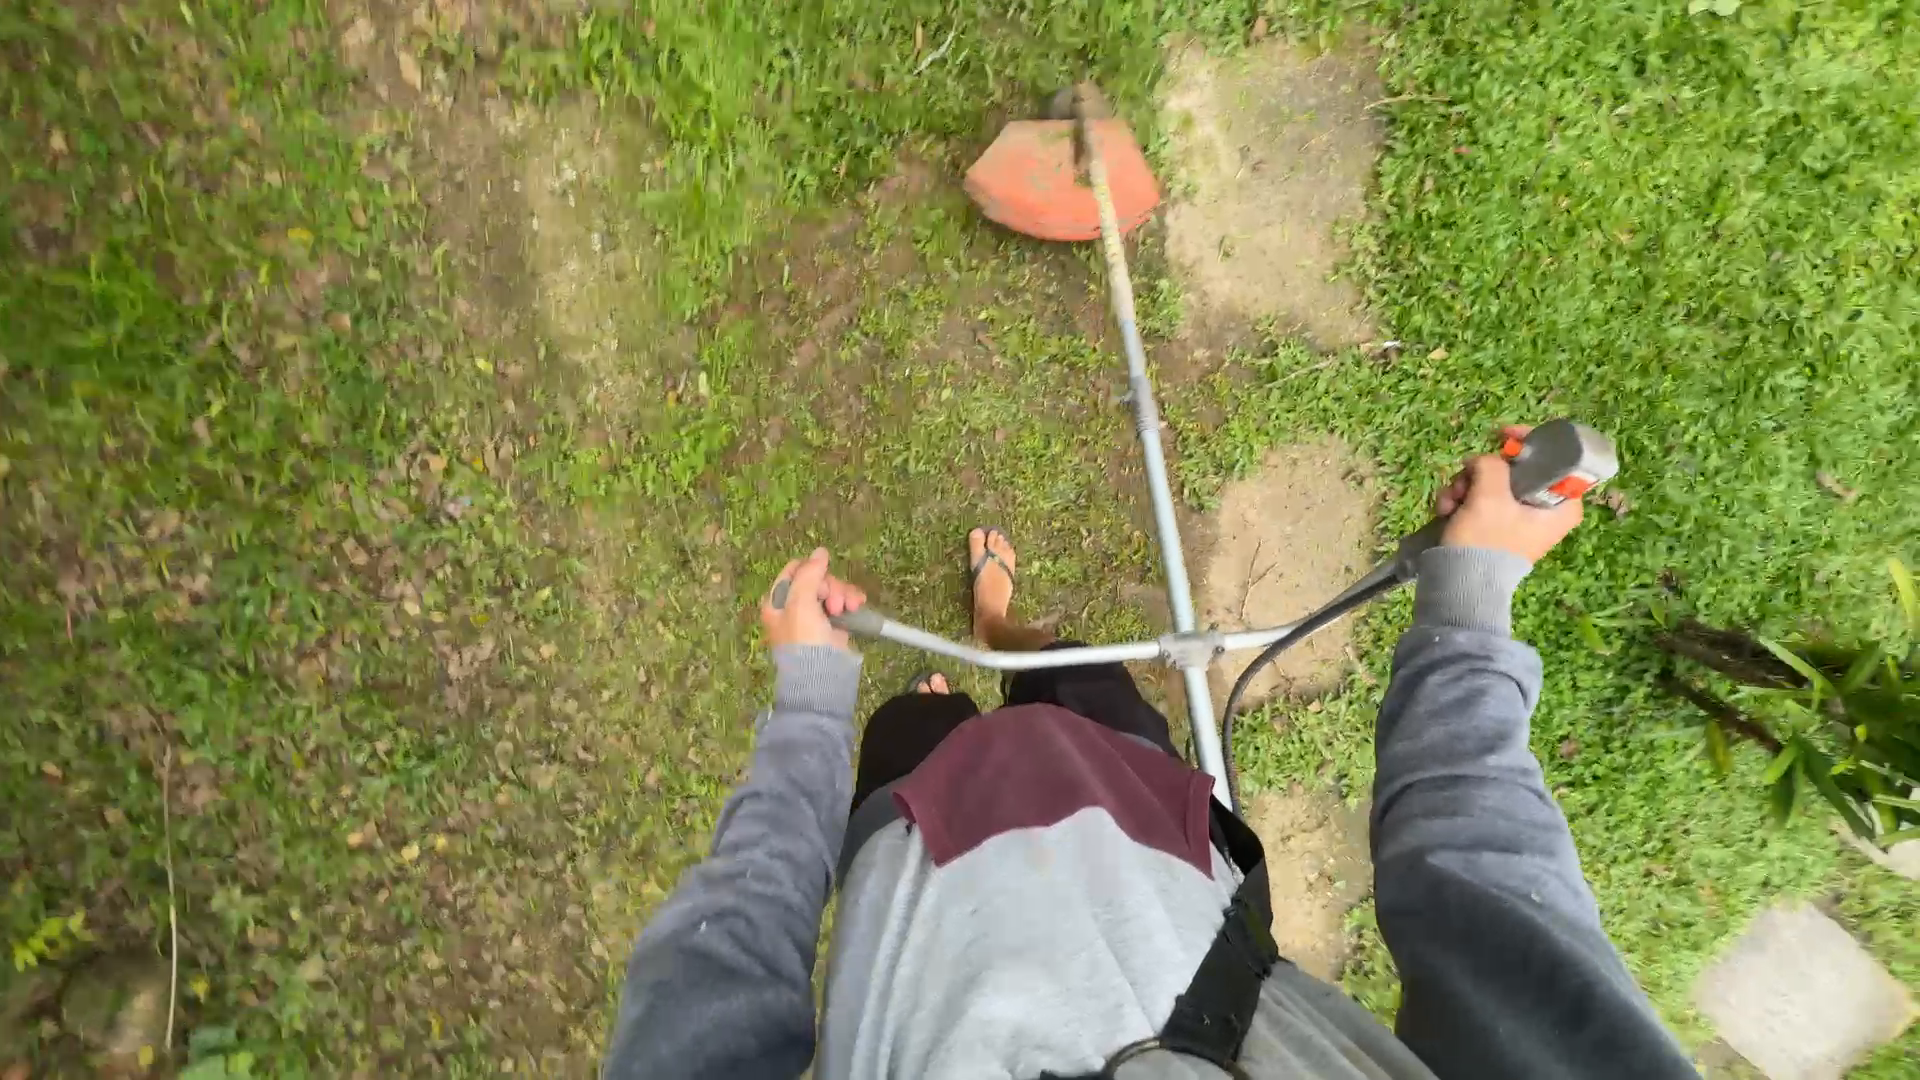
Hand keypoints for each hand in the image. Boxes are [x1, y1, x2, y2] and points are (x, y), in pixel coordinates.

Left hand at [760, 547, 865, 649]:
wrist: (821, 674)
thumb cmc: (804, 638)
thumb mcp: (801, 603)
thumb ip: (809, 574)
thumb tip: (820, 551)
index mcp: (777, 600)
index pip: (794, 570)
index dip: (812, 571)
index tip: (821, 581)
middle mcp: (793, 606)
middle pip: (817, 579)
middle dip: (831, 587)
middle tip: (835, 604)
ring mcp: (814, 615)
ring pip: (832, 589)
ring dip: (844, 594)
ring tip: (850, 607)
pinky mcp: (832, 623)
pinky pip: (843, 601)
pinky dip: (851, 601)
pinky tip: (858, 606)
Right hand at [1436, 425, 1584, 563]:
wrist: (1461, 583)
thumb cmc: (1485, 541)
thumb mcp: (1489, 497)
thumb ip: (1491, 467)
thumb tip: (1482, 460)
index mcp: (1562, 505)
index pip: (1555, 460)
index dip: (1527, 443)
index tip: (1500, 435)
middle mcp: (1545, 510)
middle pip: (1513, 471)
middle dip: (1480, 473)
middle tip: (1462, 483)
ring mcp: (1518, 520)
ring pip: (1490, 484)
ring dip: (1463, 488)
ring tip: (1448, 503)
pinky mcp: (1494, 527)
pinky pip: (1478, 501)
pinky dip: (1459, 502)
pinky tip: (1445, 512)